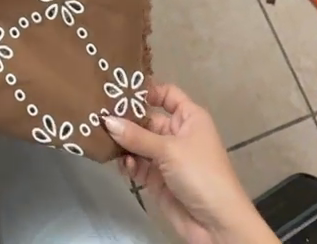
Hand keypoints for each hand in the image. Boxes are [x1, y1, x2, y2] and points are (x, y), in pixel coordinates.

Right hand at [105, 80, 280, 243]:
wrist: (217, 226)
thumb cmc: (200, 174)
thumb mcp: (169, 150)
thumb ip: (136, 136)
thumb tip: (106, 121)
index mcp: (189, 118)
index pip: (166, 94)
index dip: (147, 90)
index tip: (120, 89)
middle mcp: (177, 134)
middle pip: (147, 118)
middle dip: (126, 118)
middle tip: (99, 113)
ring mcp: (166, 157)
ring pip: (138, 142)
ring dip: (123, 142)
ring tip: (103, 138)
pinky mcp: (157, 179)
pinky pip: (137, 164)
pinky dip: (128, 163)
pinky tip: (122, 164)